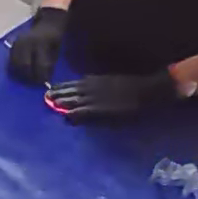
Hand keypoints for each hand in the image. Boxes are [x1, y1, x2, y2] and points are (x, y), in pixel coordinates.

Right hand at [6, 6, 68, 84]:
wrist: (48, 20)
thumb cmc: (55, 35)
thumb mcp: (57, 48)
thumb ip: (49, 62)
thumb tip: (44, 78)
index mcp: (42, 44)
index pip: (40, 65)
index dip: (41, 76)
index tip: (43, 83)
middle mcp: (28, 43)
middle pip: (24, 66)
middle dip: (29, 76)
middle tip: (33, 82)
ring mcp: (19, 44)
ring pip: (15, 64)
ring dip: (20, 73)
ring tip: (26, 77)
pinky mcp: (13, 45)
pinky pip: (12, 60)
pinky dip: (16, 67)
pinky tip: (21, 70)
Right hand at [46, 71, 176, 123]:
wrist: (152, 89)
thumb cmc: (135, 110)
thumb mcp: (114, 119)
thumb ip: (90, 118)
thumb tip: (68, 118)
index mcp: (95, 105)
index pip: (74, 107)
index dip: (62, 108)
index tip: (51, 109)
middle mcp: (93, 93)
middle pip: (72, 95)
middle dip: (58, 96)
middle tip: (45, 97)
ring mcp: (98, 85)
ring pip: (76, 87)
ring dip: (63, 88)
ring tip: (51, 90)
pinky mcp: (104, 79)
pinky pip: (85, 80)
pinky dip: (76, 82)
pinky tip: (72, 83)